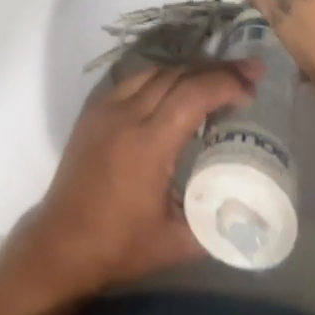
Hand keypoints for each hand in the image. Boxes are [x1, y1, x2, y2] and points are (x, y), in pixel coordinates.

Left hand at [10, 61, 259, 294]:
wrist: (62, 242)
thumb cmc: (120, 244)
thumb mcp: (179, 242)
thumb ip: (217, 222)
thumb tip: (252, 209)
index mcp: (148, 143)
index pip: (192, 94)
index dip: (225, 83)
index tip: (253, 86)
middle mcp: (124, 116)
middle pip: (174, 75)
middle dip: (214, 70)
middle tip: (247, 74)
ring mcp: (104, 110)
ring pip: (151, 72)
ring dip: (186, 72)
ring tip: (216, 81)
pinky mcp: (91, 114)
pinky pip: (130, 82)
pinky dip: (159, 79)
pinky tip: (175, 92)